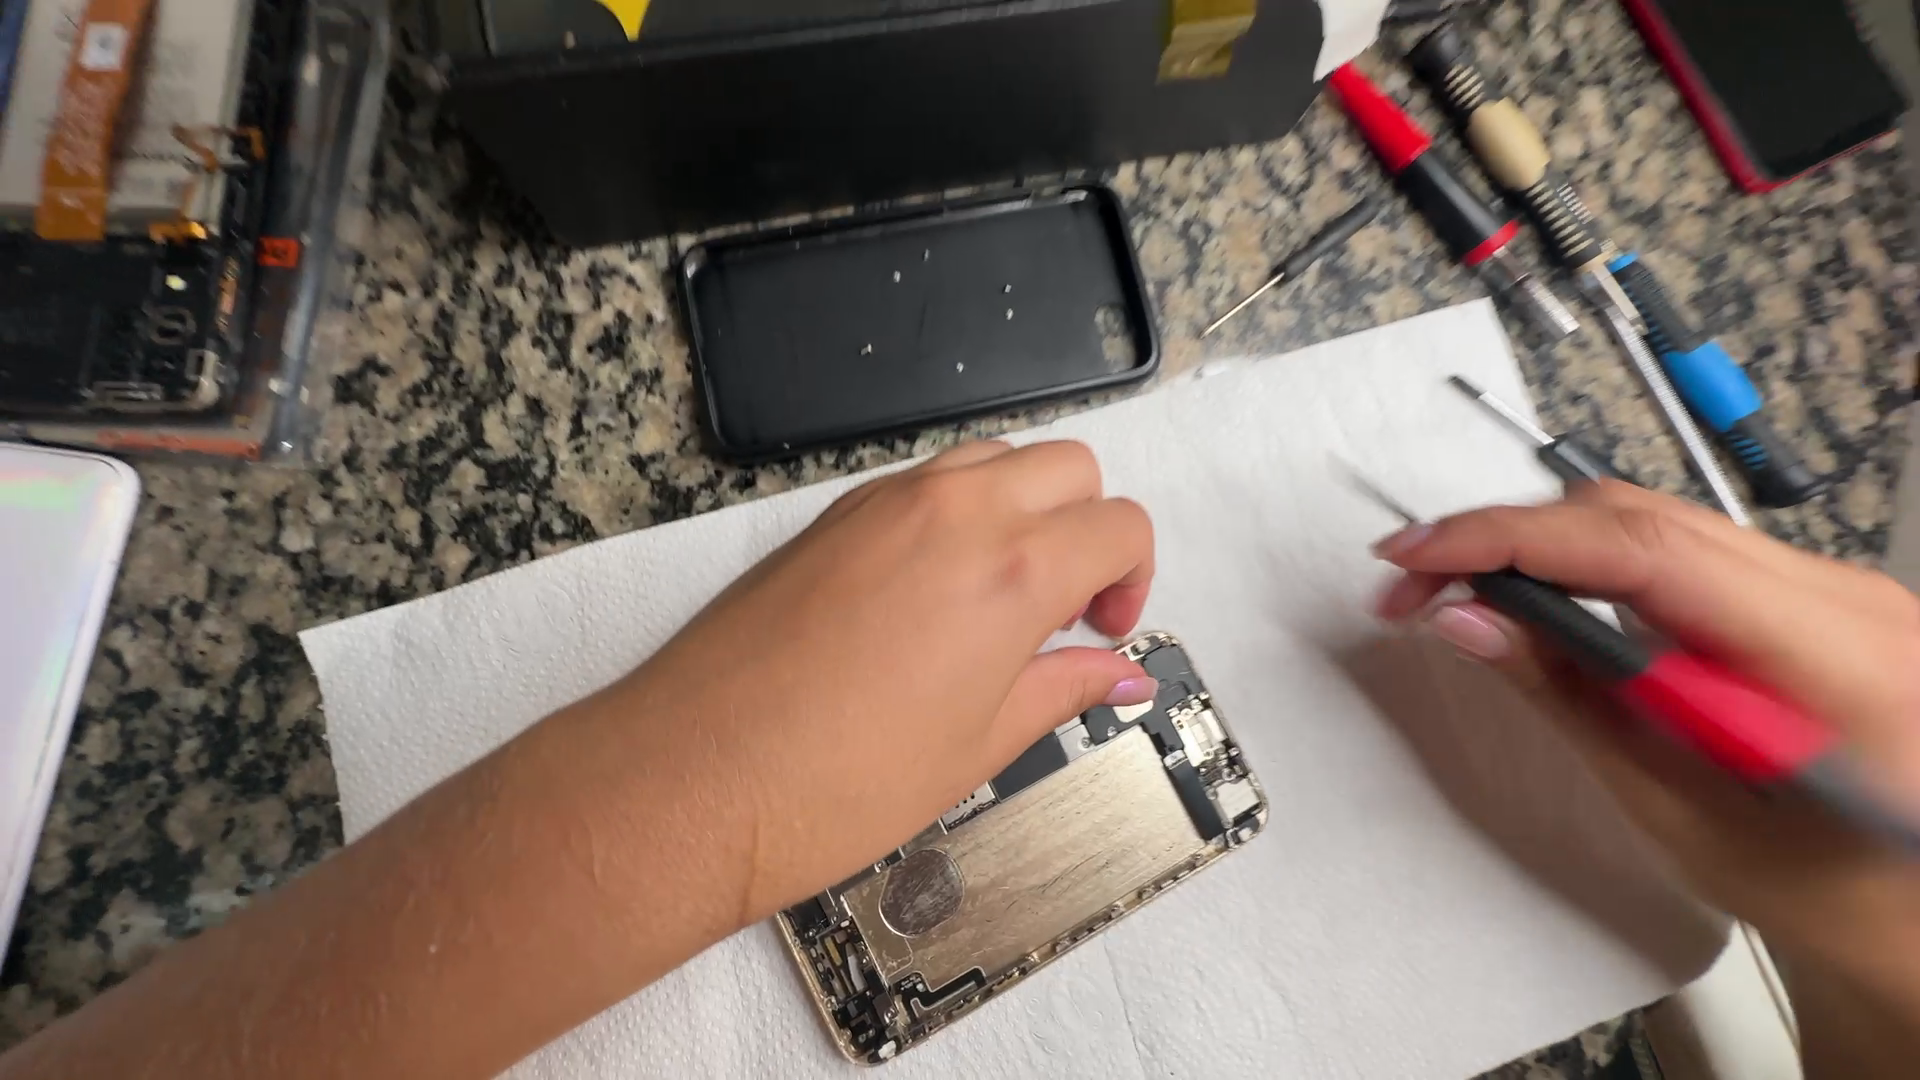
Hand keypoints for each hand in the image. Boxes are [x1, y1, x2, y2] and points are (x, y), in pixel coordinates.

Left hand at [602, 439, 1157, 924]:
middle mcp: (954, 510)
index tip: (1104, 627)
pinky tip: (938, 585)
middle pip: (1068, 468)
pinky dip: (962, 508)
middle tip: (1065, 605)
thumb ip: (1064, 688)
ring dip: (1026, 507)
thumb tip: (1121, 672)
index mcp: (1010, 568)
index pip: (1119, 525)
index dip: (1133, 576)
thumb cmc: (837, 780)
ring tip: (1003, 589)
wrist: (694, 775)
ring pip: (997, 457)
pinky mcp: (838, 511)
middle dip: (1089, 527)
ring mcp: (888, 500)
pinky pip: (929, 478)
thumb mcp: (979, 743)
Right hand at [1371, 481, 1919, 1024]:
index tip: (1411, 556)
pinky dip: (1566, 559)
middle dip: (1496, 537)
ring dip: (1524, 544)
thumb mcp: (1670, 800)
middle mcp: (1830, 592)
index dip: (1506, 539)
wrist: (1916, 905)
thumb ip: (1564, 695)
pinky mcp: (1778, 592)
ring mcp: (1812, 584)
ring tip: (1447, 589)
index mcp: (1825, 652)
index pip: (1634, 549)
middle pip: (1626, 518)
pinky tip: (1521, 592)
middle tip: (1408, 584)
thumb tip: (1460, 619)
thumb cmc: (1812, 883)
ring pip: (1633, 521)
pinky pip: (1652, 547)